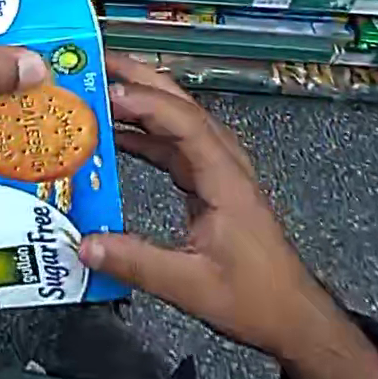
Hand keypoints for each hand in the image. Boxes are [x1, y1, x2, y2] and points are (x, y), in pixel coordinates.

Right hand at [81, 55, 377, 378]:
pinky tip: (117, 136)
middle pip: (181, 104)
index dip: (147, 103)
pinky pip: (172, 145)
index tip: (110, 94)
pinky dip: (144, 134)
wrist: (291, 314)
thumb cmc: (253, 297)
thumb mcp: (191, 286)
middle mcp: (222, 161)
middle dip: (142, 79)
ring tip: (101, 90)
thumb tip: (86, 243)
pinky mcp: (208, 180)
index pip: (186, 123)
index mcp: (224, 177)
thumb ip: (136, 262)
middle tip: (100, 64)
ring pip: (177, 119)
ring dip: (141, 101)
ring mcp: (216, 168)